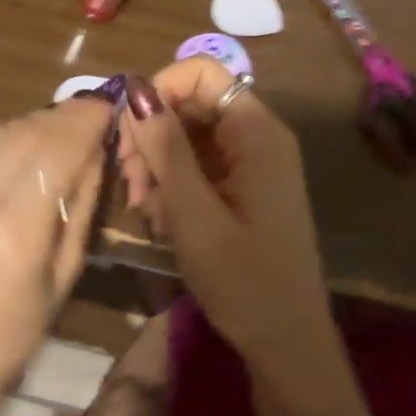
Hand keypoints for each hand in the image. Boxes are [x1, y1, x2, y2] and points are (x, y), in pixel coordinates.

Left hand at [0, 98, 112, 415]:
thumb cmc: (6, 336)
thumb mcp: (62, 278)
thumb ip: (81, 206)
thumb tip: (95, 148)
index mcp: (14, 232)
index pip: (57, 149)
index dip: (83, 120)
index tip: (103, 106)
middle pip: (23, 134)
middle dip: (57, 120)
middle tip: (81, 116)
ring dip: (22, 132)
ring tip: (45, 140)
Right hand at [119, 57, 332, 364]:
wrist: (287, 343)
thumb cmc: (242, 279)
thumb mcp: (193, 213)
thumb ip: (165, 147)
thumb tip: (135, 89)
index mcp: (257, 132)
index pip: (201, 72)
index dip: (158, 89)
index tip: (128, 133)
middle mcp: (258, 136)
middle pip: (191, 101)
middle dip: (150, 130)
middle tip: (128, 178)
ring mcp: (251, 162)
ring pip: (188, 133)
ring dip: (155, 160)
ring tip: (141, 204)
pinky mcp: (243, 187)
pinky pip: (198, 162)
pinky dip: (171, 180)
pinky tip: (157, 214)